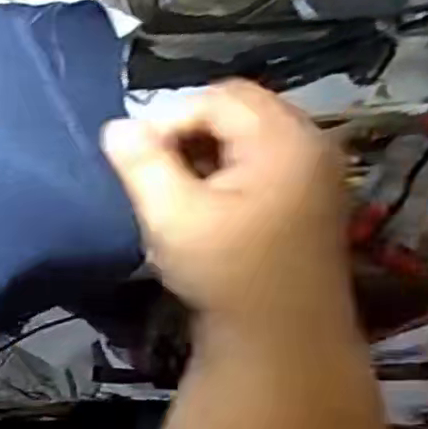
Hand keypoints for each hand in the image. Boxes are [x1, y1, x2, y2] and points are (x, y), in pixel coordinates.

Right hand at [100, 81, 351, 333]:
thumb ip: (142, 165)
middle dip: (182, 131)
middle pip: (236, 110)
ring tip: (166, 185)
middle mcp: (308, 143)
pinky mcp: (304, 194)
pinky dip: (219, 167)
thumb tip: (115, 127)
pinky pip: (255, 159)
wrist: (278, 330)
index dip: (167, 117)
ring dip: (198, 150)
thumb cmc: (223, 270)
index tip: (132, 156)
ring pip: (244, 135)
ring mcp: (312, 169)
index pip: (219, 97)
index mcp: (283, 141)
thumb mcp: (171, 215)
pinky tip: (196, 200)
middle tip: (146, 168)